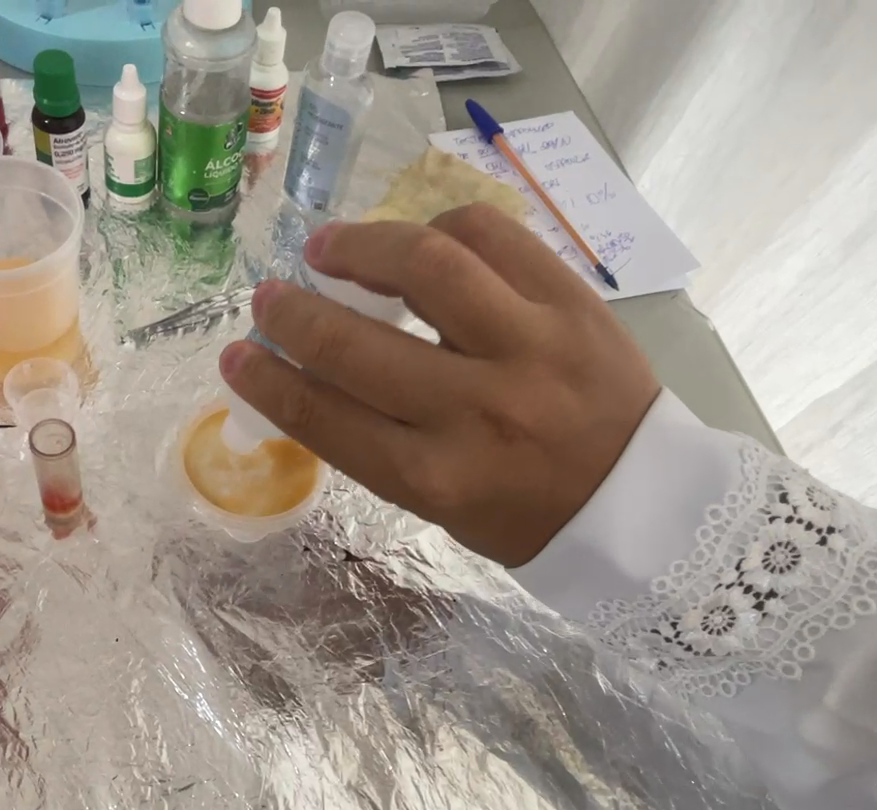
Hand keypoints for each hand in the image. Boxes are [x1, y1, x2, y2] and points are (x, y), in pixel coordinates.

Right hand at [218, 205, 660, 566]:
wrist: (640, 501)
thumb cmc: (521, 514)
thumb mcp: (434, 503)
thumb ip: (373, 443)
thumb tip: (310, 373)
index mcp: (432, 478)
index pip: (323, 417)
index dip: (266, 380)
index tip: (236, 354)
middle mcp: (474, 411)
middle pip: (354, 345)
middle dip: (292, 315)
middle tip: (269, 298)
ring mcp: (528, 348)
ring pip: (425, 268)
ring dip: (359, 247)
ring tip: (328, 246)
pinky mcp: (571, 303)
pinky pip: (494, 236)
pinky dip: (441, 228)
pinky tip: (419, 239)